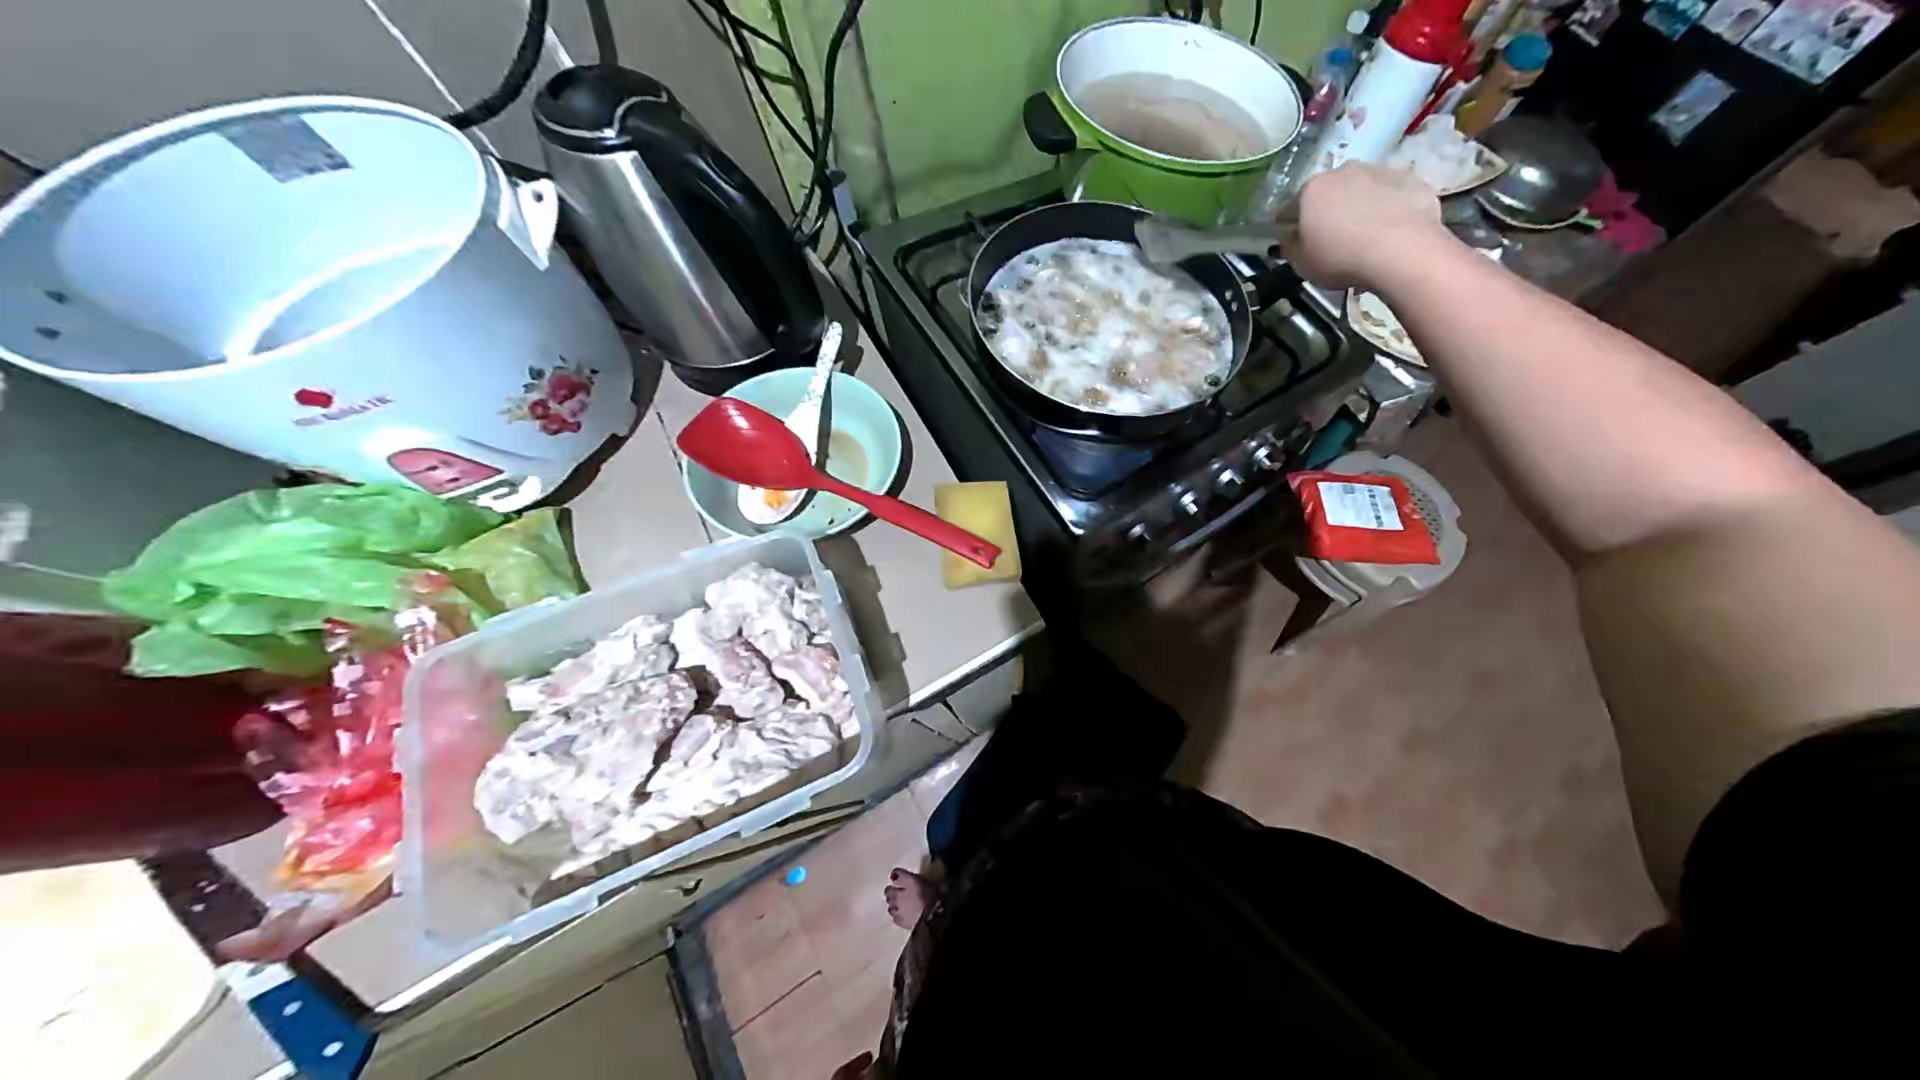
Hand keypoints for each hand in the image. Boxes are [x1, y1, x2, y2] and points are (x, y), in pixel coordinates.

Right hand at [1281, 163, 1452, 290]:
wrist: (1402, 251)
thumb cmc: (1340, 258)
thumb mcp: (1302, 264)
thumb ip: (1291, 248)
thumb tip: (1289, 240)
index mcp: (1312, 190)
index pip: (1290, 207)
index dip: (1288, 225)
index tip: (1291, 239)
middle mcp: (1345, 171)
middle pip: (1329, 192)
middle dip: (1327, 210)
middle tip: (1331, 236)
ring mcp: (1382, 171)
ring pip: (1363, 189)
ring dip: (1359, 206)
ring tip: (1365, 234)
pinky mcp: (1413, 180)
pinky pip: (1392, 195)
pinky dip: (1389, 208)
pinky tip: (1390, 231)